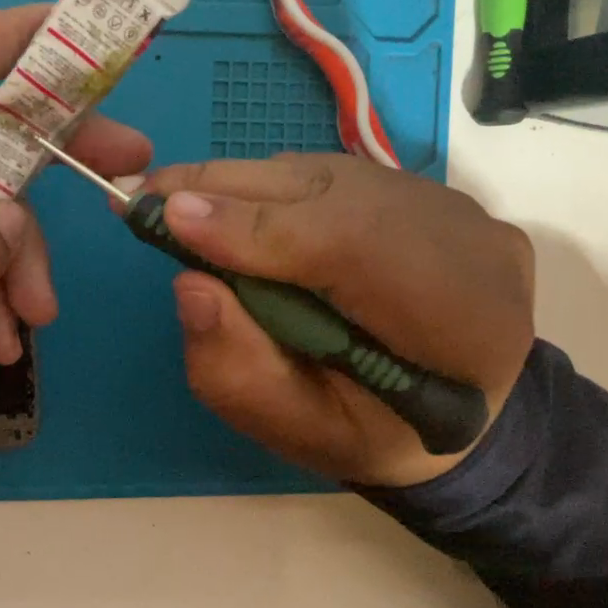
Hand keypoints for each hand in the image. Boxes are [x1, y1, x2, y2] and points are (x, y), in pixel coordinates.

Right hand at [144, 155, 534, 486]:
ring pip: (327, 173)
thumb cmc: (371, 434)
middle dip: (229, 191)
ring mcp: (453, 208)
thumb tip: (189, 285)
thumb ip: (240, 370)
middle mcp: (464, 241)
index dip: (254, 226)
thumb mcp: (296, 430)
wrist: (464, 415)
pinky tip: (235, 210)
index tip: (168, 218)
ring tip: (178, 202)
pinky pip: (334, 175)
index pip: (350, 243)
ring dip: (244, 185)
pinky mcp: (429, 191)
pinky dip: (273, 189)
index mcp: (455, 321)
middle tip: (143, 195)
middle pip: (333, 190)